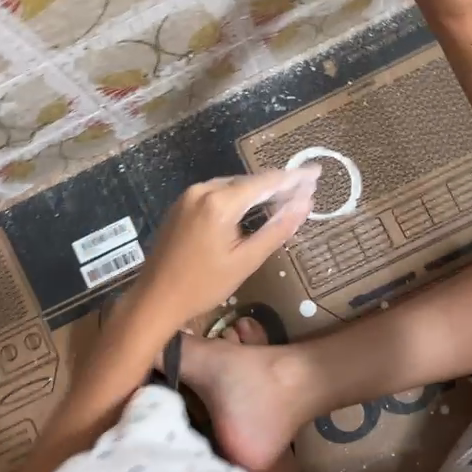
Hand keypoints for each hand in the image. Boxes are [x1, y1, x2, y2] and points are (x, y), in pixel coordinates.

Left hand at [128, 166, 320, 330]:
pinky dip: (237, 198)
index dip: (294, 177)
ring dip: (257, 191)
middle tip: (306, 186)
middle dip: (278, 184)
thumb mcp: (245, 261)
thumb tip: (305, 204)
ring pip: (232, 187)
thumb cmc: (202, 286)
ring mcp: (188, 196)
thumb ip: (277, 229)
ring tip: (285, 196)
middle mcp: (202, 190)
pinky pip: (216, 194)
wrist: (155, 299)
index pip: (265, 182)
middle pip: (248, 182)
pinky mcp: (180, 206)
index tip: (316, 171)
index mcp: (219, 202)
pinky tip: (252, 207)